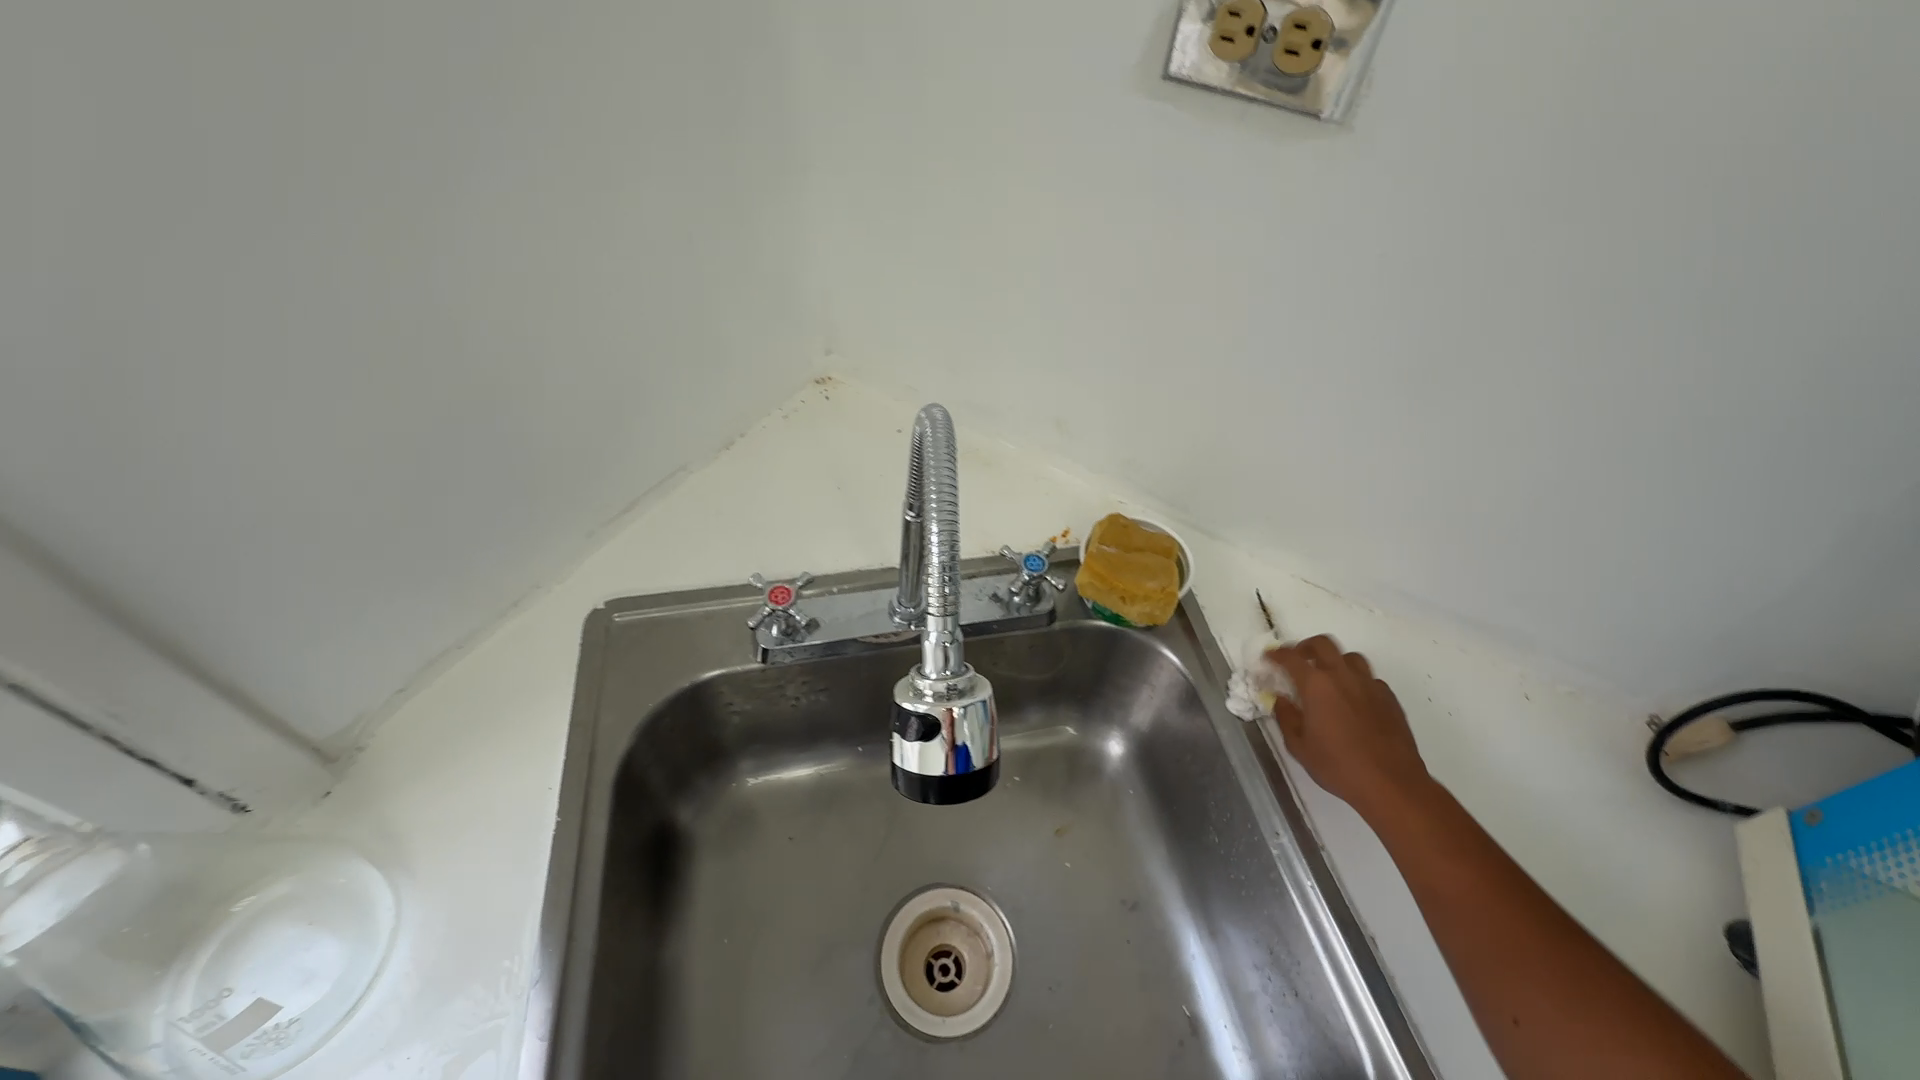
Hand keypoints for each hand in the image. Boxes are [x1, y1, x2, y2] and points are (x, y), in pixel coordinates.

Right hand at [1266, 635, 1431, 818]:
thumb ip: (1286, 718)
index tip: (1269, 657)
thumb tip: (1281, 700)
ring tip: (1327, 677)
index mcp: (1317, 686)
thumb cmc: (1338, 766)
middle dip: (1306, 647)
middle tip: (1297, 660)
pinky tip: (1352, 700)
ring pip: (1350, 657)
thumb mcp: (1299, 747)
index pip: (1291, 658)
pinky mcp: (1389, 697)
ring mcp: (1369, 685)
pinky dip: (1355, 681)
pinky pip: (1369, 678)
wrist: (1390, 782)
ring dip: (1334, 661)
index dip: (1277, 654)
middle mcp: (1343, 677)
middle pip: (1323, 644)